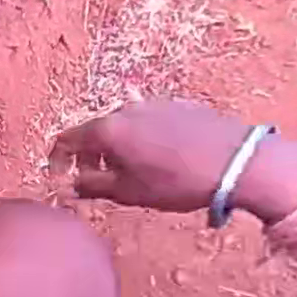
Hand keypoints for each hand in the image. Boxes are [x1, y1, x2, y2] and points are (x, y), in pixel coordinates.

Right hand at [48, 99, 296, 221]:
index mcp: (108, 130)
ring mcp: (155, 104)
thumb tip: (72, 186)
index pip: (66, 139)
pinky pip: (146, 121)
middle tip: (92, 180)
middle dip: (87, 156)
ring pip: (120, 125)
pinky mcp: (179, 105)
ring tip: (126, 172)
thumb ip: (92, 186)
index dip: (56, 159)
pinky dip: (138, 138)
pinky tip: (153, 159)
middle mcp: (127, 109)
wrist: (240, 163)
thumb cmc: (178, 181)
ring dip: (114, 147)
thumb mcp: (128, 192)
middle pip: (93, 131)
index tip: (57, 175)